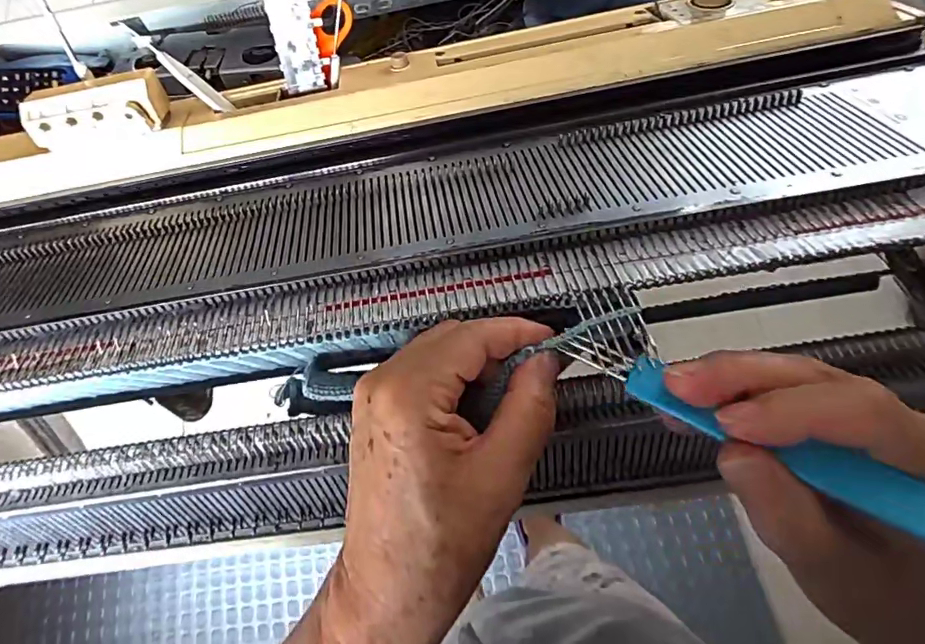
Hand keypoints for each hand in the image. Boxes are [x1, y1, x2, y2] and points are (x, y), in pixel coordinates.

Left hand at [291, 319, 560, 643]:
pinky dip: (455, 379)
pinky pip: (422, 372)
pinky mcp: (375, 409)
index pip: (470, 337)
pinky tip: (476, 412)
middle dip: (497, 349)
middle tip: (535, 374)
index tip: (551, 340)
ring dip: (477, 365)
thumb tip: (544, 363)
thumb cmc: (436, 547)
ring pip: (438, 352)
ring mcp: (373, 395)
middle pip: (451, 337)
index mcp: (407, 393)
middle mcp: (382, 383)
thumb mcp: (500, 475)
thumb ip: (529, 407)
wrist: (386, 592)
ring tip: (507, 403)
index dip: (516, 332)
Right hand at [665, 351, 924, 643]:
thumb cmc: (891, 599)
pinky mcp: (829, 411)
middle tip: (676, 387)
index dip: (791, 410)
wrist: (924, 606)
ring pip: (792, 375)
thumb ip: (790, 518)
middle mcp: (898, 418)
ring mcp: (863, 410)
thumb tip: (732, 455)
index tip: (727, 425)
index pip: (861, 412)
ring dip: (729, 377)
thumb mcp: (839, 576)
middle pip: (817, 379)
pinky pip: (781, 388)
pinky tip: (696, 399)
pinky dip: (734, 390)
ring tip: (674, 389)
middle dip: (742, 378)